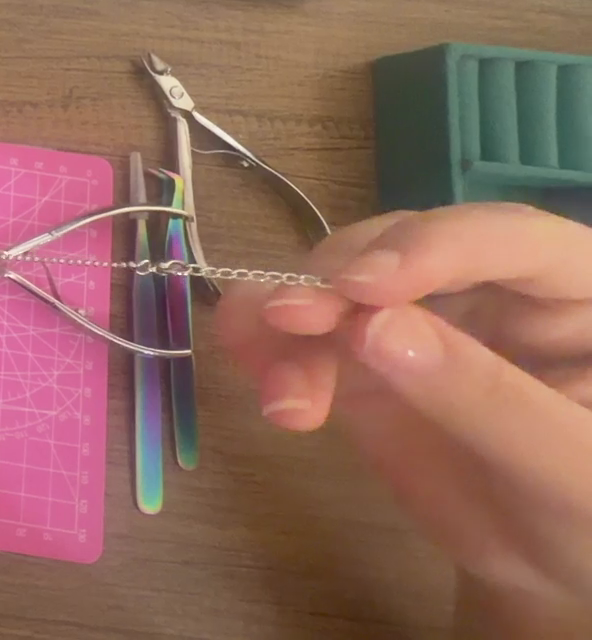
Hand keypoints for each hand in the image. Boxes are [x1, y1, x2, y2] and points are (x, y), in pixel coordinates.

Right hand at [216, 205, 591, 631]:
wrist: (552, 581)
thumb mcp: (570, 474)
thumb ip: (485, 398)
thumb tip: (371, 327)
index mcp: (574, 298)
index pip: (504, 239)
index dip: (429, 247)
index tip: (359, 287)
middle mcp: (484, 290)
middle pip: (387, 251)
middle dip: (330, 286)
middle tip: (287, 320)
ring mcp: (408, 317)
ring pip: (321, 285)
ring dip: (281, 328)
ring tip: (278, 396)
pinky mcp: (349, 349)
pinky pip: (289, 327)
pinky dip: (260, 347)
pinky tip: (263, 388)